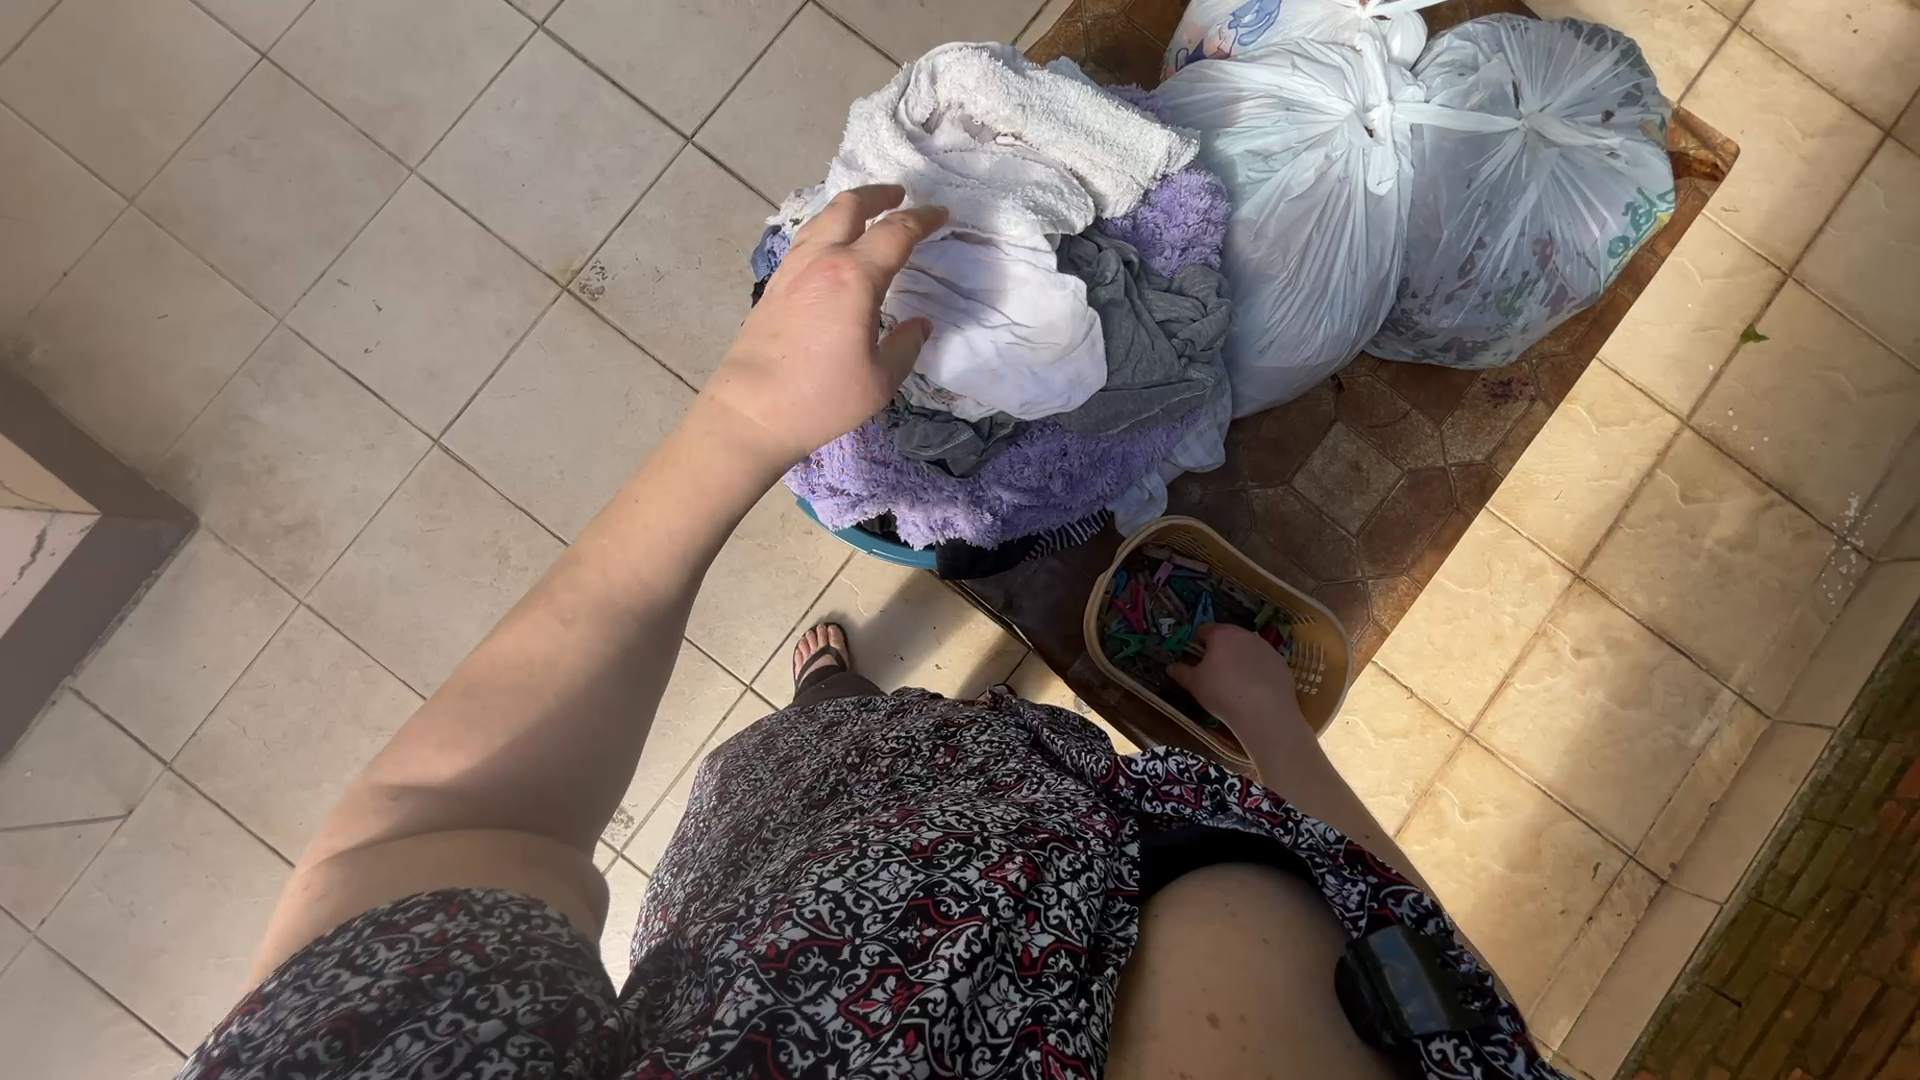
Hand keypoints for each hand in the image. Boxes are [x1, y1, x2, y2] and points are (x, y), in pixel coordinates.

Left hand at [699, 185, 946, 466]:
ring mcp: (792, 270)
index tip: (941, 214)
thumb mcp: (880, 380)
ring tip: (867, 215)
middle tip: (900, 196)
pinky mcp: (774, 287)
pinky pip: (805, 242)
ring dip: (849, 208)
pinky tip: (832, 250)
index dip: (923, 220)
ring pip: (822, 219)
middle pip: (850, 207)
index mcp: (854, 277)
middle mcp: (821, 261)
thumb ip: (906, 346)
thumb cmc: (822, 398)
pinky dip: (826, 231)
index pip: (896, 233)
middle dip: (879, 195)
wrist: (753, 412)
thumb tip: (920, 325)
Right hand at [1168, 623, 1306, 732]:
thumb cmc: (1222, 692)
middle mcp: (1245, 635)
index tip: (1195, 659)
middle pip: (1228, 637)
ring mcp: (1267, 648)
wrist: (1265, 712)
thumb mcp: (1194, 684)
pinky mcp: (1282, 664)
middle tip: (1214, 672)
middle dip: (1220, 650)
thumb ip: (1181, 672)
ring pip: (1248, 649)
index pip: (1204, 629)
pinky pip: (1264, 663)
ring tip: (1235, 684)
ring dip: (1240, 659)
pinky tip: (1254, 691)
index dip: (1197, 643)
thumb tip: (1171, 667)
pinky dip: (1258, 671)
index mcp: (1221, 635)